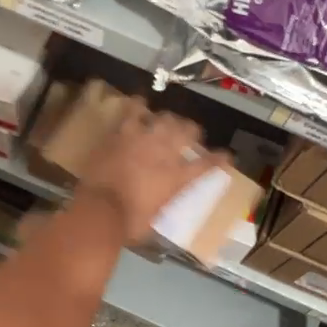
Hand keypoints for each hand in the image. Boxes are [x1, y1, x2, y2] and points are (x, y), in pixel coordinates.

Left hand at [76, 102, 227, 243]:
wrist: (99, 210)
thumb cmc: (128, 224)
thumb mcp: (153, 218)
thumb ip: (160, 204)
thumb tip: (157, 203)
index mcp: (178, 177)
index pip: (207, 164)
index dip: (220, 159)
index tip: (227, 156)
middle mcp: (166, 153)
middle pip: (187, 132)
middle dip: (192, 131)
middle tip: (191, 134)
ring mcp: (143, 139)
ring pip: (164, 118)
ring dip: (168, 119)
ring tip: (168, 121)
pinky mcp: (121, 134)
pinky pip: (132, 112)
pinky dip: (137, 106)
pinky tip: (139, 102)